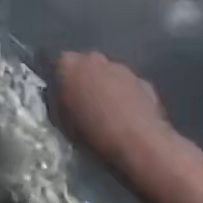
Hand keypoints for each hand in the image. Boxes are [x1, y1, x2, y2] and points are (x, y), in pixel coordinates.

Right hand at [53, 51, 183, 179]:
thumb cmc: (91, 131)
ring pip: (108, 73)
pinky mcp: (145, 82)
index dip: (58, 78)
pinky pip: (129, 85)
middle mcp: (94, 59)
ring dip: (105, 85)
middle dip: (83, 77)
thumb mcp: (60, 117)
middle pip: (84, 64)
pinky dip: (126, 95)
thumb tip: (61, 95)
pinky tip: (127, 115)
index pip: (57, 63)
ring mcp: (122, 69)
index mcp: (68, 64)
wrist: (140, 144)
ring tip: (107, 109)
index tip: (59, 92)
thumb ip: (58, 98)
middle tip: (82, 99)